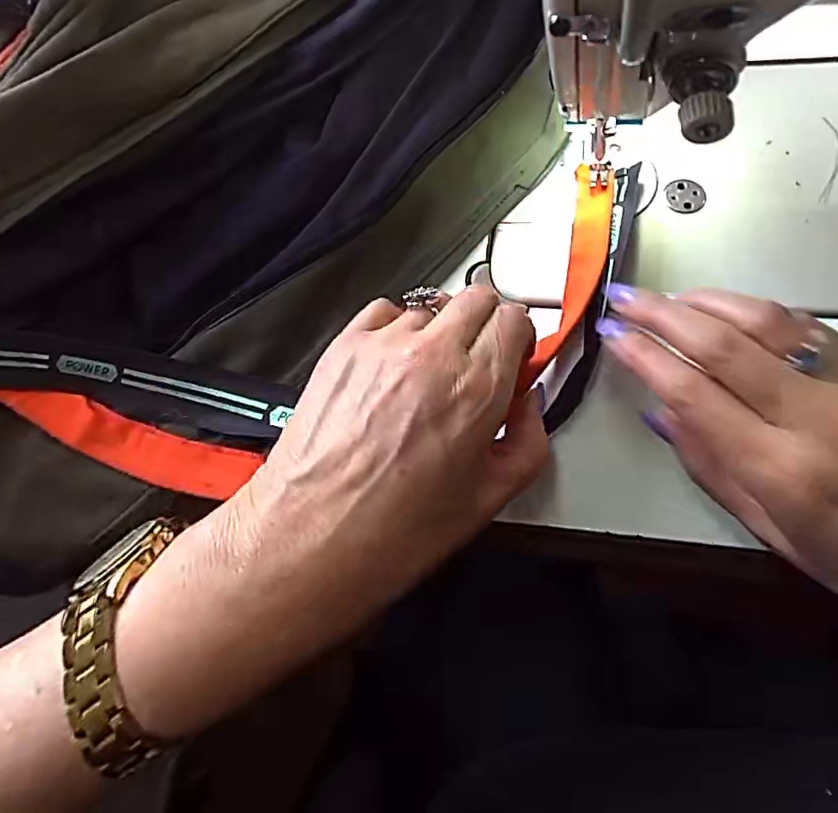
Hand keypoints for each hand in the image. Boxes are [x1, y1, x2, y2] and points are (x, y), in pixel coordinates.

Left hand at [116, 286, 548, 735]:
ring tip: (429, 374)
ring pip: (433, 306)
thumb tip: (529, 408)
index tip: (514, 357)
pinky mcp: (346, 347)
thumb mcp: (490, 498)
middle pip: (480, 297)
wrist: (308, 540)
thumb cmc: (390, 530)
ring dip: (441, 331)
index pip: (517, 319)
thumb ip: (529, 440)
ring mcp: (386, 346)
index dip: (520, 337)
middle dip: (488, 323)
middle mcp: (433, 356)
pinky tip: (395, 368)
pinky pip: (386, 311)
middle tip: (480, 358)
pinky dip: (397, 330)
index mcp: (477, 390)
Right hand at [598, 285, 837, 671]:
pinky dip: (757, 309)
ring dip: (707, 300)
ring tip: (668, 296)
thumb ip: (718, 472)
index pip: (696, 395)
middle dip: (662, 315)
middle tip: (624, 299)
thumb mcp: (783, 541)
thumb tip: (664, 416)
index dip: (647, 360)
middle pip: (723, 345)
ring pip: (763, 320)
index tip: (615, 339)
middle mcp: (817, 416)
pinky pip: (804, 326)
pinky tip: (730, 305)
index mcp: (787, 473)